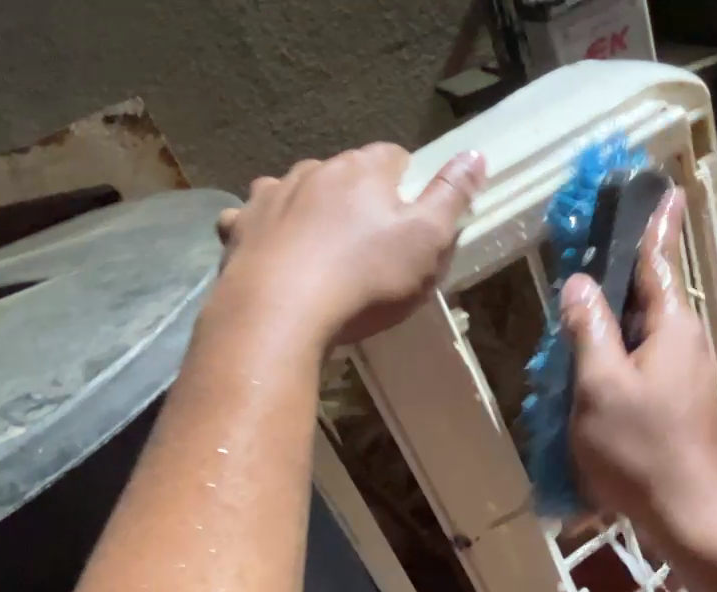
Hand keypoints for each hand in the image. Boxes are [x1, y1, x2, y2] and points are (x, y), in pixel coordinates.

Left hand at [213, 144, 485, 345]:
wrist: (281, 314)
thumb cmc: (367, 280)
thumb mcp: (428, 242)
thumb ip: (452, 197)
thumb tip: (476, 153)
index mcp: (363, 170)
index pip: (395, 157)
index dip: (407, 186)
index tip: (412, 221)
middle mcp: (314, 169)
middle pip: (345, 175)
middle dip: (359, 200)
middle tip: (370, 248)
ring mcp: (271, 196)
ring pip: (297, 193)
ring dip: (311, 212)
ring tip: (322, 254)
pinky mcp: (241, 228)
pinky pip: (254, 220)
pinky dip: (266, 232)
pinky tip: (274, 258)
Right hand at [563, 189, 716, 548]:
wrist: (685, 512)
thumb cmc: (638, 449)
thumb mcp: (598, 386)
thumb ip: (590, 330)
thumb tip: (582, 283)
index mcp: (674, 328)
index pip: (660, 262)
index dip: (654, 226)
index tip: (661, 190)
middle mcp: (691, 344)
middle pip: (652, 298)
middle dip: (622, 280)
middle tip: (588, 265)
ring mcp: (691, 377)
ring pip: (648, 335)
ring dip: (617, 326)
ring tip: (581, 325)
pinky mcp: (685, 405)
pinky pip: (650, 364)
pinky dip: (624, 358)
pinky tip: (597, 375)